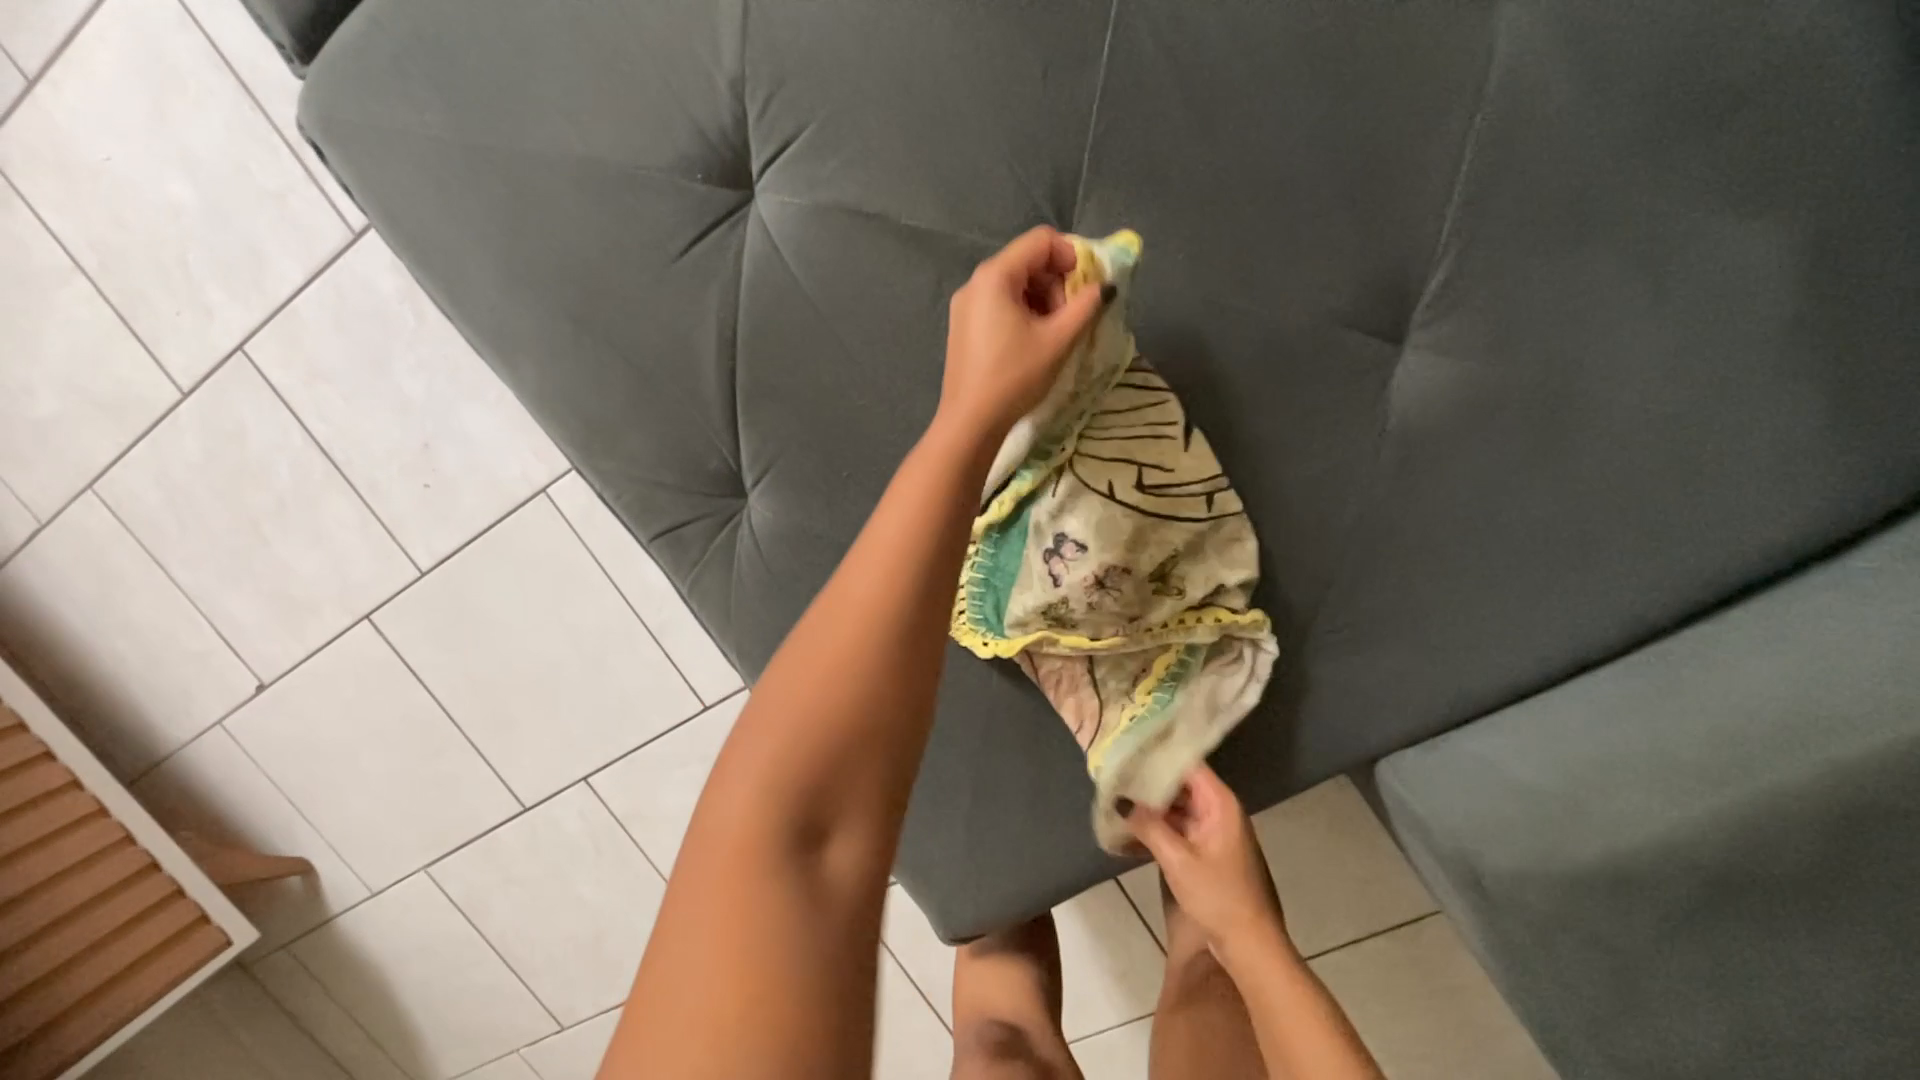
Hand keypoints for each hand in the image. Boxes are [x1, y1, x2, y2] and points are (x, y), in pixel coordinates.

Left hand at [935, 226, 1107, 440]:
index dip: (1071, 257)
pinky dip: (1023, 312)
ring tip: (1053, 334)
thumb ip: (1085, 306)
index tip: (1086, 288)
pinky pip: (1000, 303)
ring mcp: (965, 304)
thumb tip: (1104, 286)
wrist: (970, 421)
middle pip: (1027, 261)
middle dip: (1057, 282)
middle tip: (1070, 318)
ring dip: (1042, 299)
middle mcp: (975, 282)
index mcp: (995, 276)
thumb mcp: (1058, 340)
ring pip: (1015, 283)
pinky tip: (1033, 342)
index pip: (1041, 240)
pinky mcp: (964, 325)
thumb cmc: (1015, 377)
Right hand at [1122, 765, 1290, 963]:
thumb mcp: (1178, 860)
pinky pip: (1178, 829)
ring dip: (1148, 808)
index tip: (1127, 750)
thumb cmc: (1218, 896)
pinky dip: (1156, 830)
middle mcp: (1217, 809)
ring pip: (1176, 807)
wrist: (1250, 943)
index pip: (1186, 763)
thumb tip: (1120, 801)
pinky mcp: (1206, 849)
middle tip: (1112, 776)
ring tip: (1113, 802)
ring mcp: (1212, 830)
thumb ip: (1149, 826)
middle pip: (1179, 784)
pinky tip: (1127, 835)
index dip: (1157, 755)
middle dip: (1146, 783)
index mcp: (1219, 803)